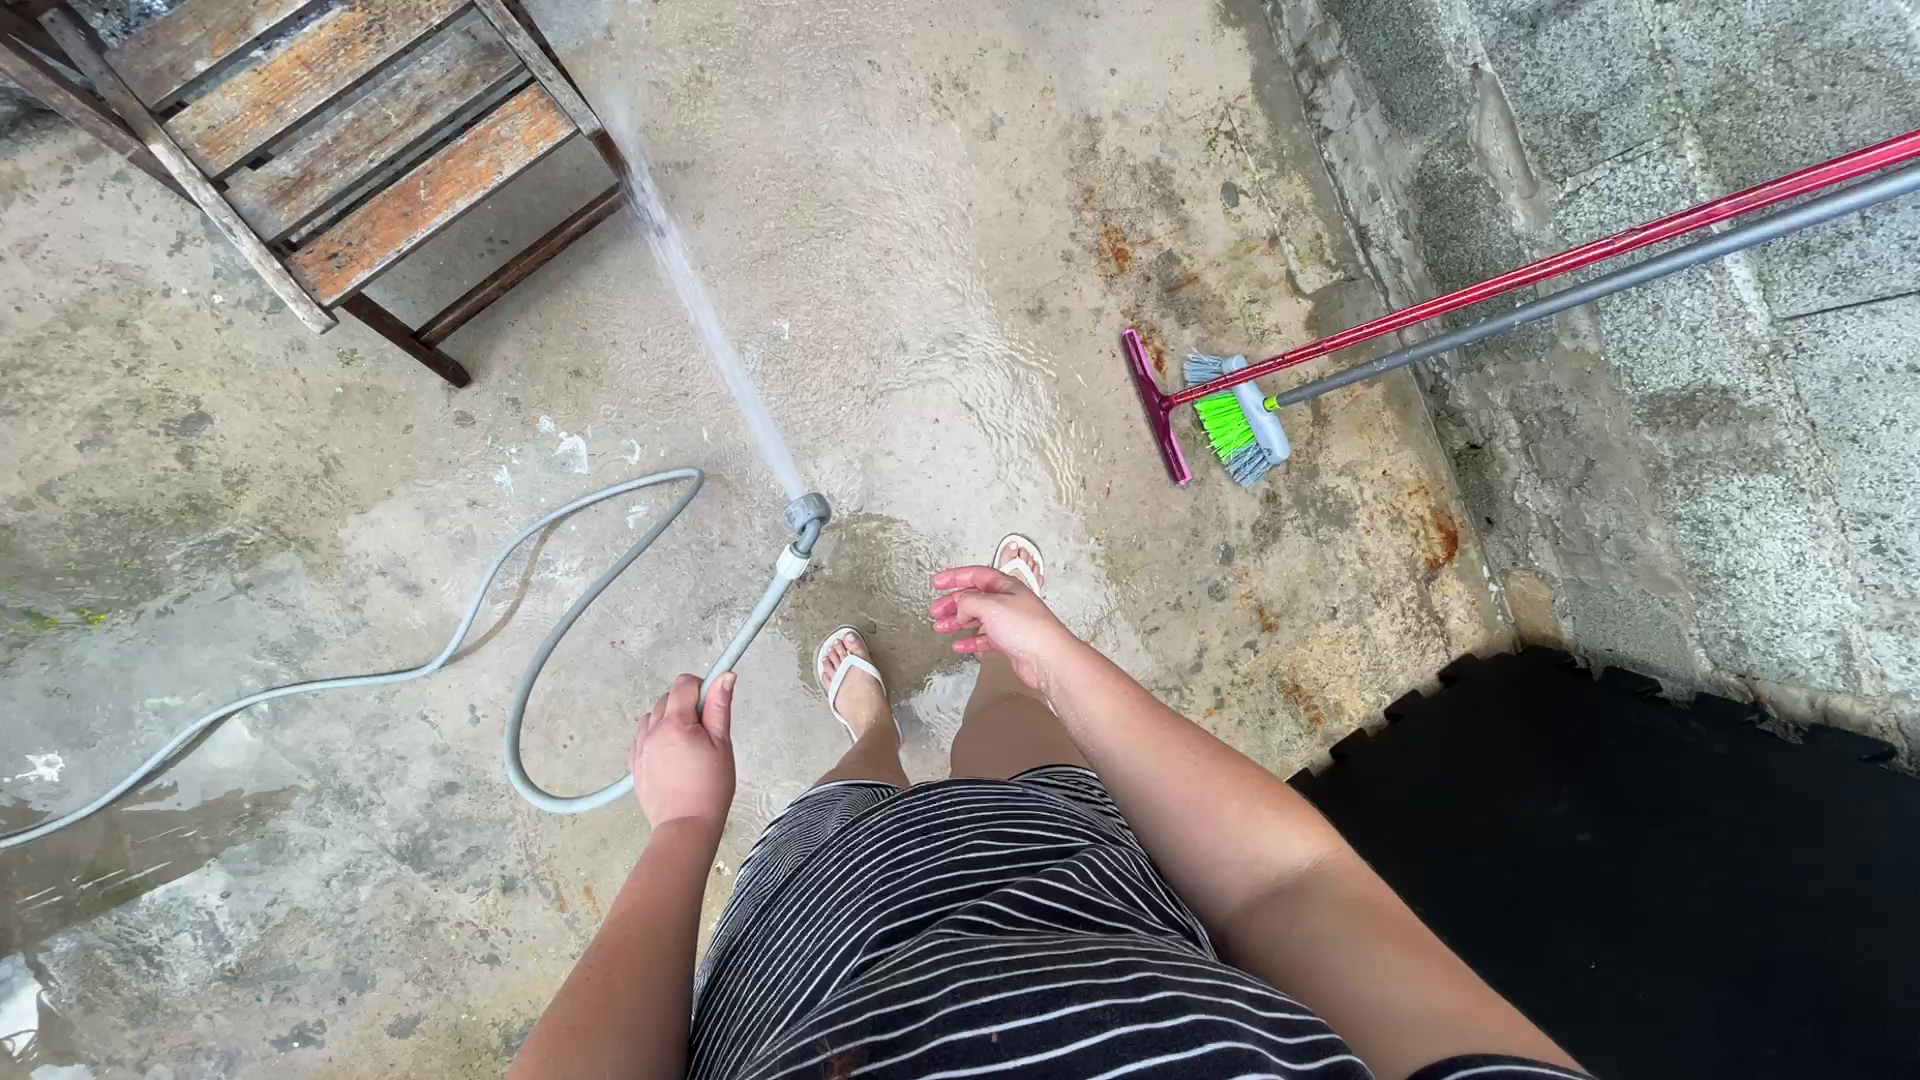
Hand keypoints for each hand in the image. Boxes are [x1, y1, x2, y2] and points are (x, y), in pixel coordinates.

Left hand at [631, 672, 735, 832]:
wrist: (686, 825)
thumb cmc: (710, 787)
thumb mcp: (722, 743)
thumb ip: (720, 706)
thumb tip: (725, 676)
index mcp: (675, 724)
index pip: (684, 684)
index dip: (701, 688)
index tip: (712, 704)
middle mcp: (652, 732)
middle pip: (668, 699)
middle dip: (687, 706)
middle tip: (705, 731)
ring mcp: (640, 748)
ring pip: (653, 716)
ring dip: (669, 720)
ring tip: (687, 744)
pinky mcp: (634, 764)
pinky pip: (642, 736)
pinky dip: (656, 736)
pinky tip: (672, 754)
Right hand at [929, 566, 1079, 689]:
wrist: (1047, 657)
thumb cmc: (1026, 627)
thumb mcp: (991, 605)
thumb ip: (969, 601)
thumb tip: (960, 607)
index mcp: (1005, 586)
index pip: (976, 575)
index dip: (955, 577)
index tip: (938, 582)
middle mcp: (1007, 602)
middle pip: (974, 598)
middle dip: (952, 603)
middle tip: (935, 611)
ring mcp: (1009, 622)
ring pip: (977, 619)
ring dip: (957, 622)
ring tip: (940, 627)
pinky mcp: (1009, 642)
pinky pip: (984, 638)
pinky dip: (970, 641)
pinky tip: (959, 645)